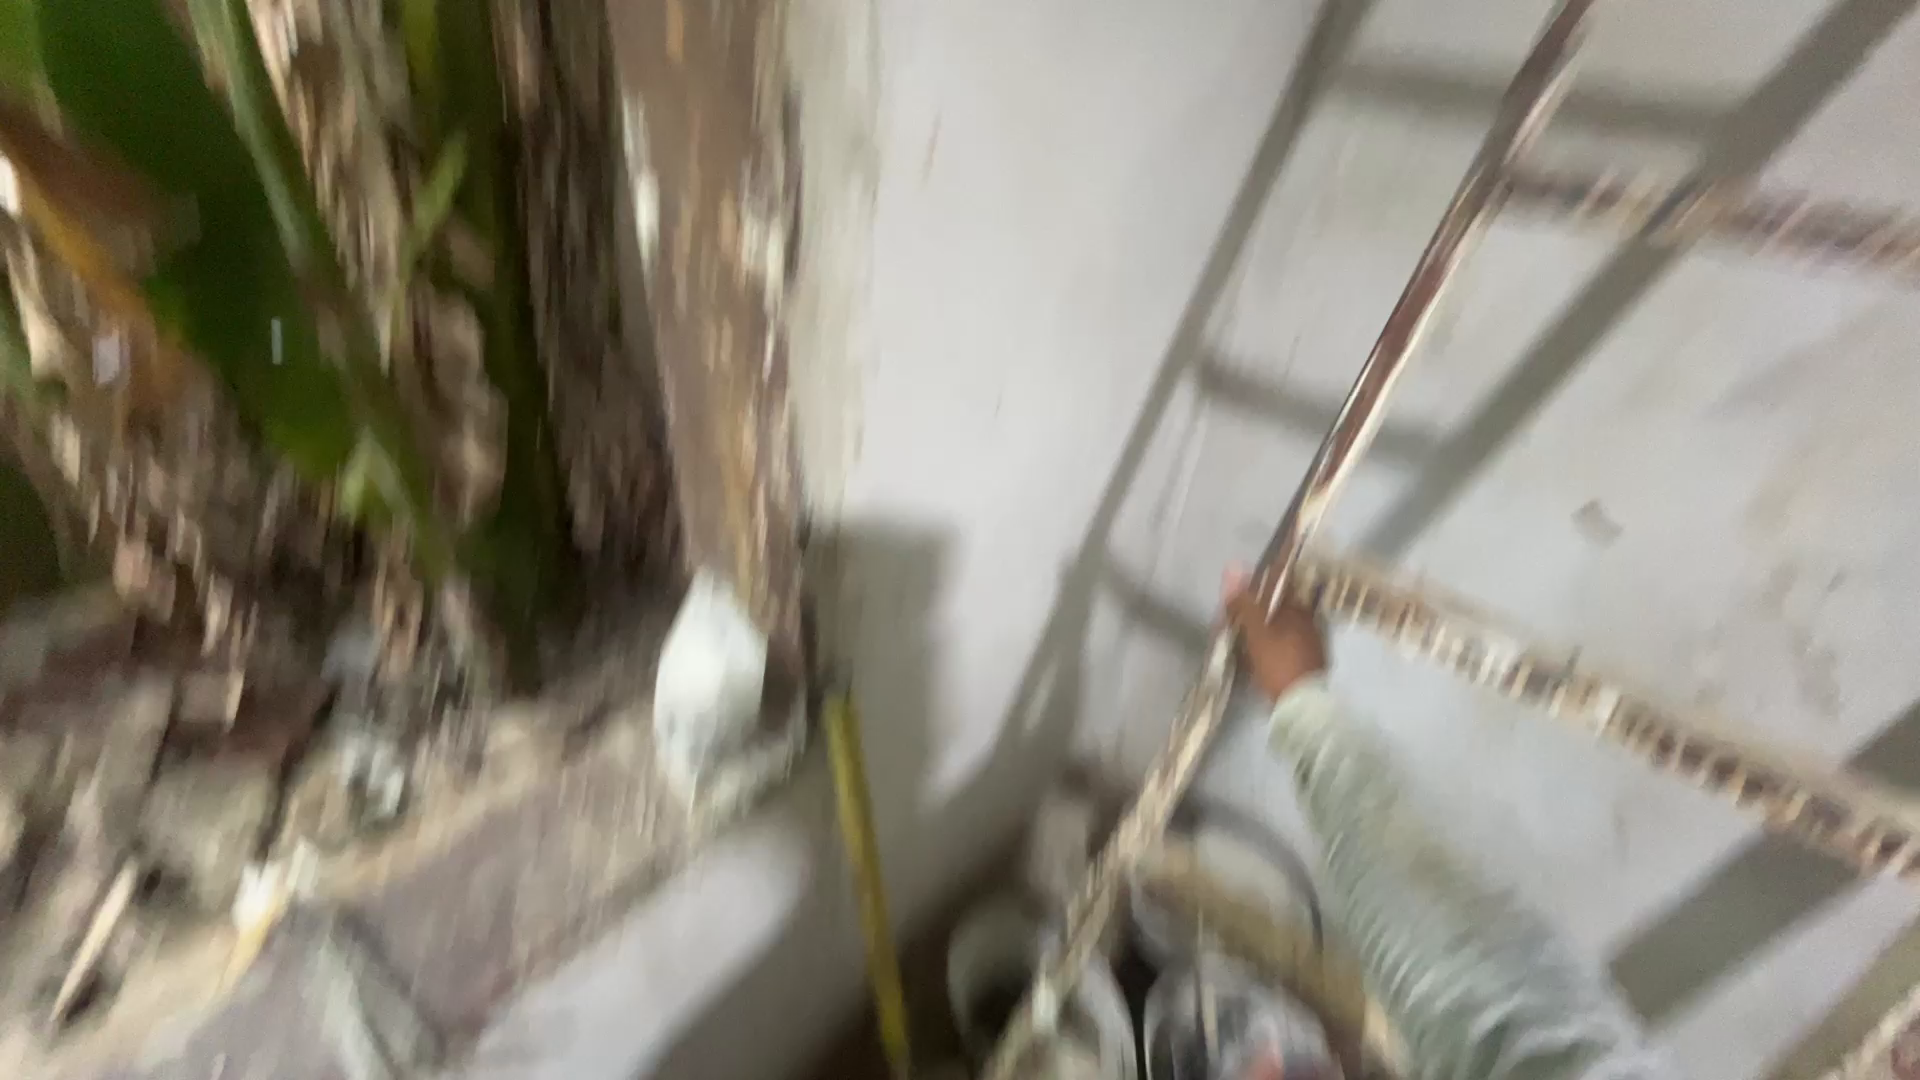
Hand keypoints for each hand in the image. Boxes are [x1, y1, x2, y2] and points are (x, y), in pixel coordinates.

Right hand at [1222, 565, 1326, 701]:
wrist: (1302, 708)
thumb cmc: (1278, 664)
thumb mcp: (1255, 632)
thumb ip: (1243, 601)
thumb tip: (1233, 566)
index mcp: (1298, 610)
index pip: (1280, 582)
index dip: (1263, 578)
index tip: (1249, 579)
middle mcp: (1309, 621)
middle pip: (1279, 604)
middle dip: (1257, 605)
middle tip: (1234, 614)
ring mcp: (1312, 642)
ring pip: (1281, 624)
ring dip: (1261, 626)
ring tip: (1240, 635)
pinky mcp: (1309, 662)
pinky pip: (1285, 642)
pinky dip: (1269, 642)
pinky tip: (1256, 654)